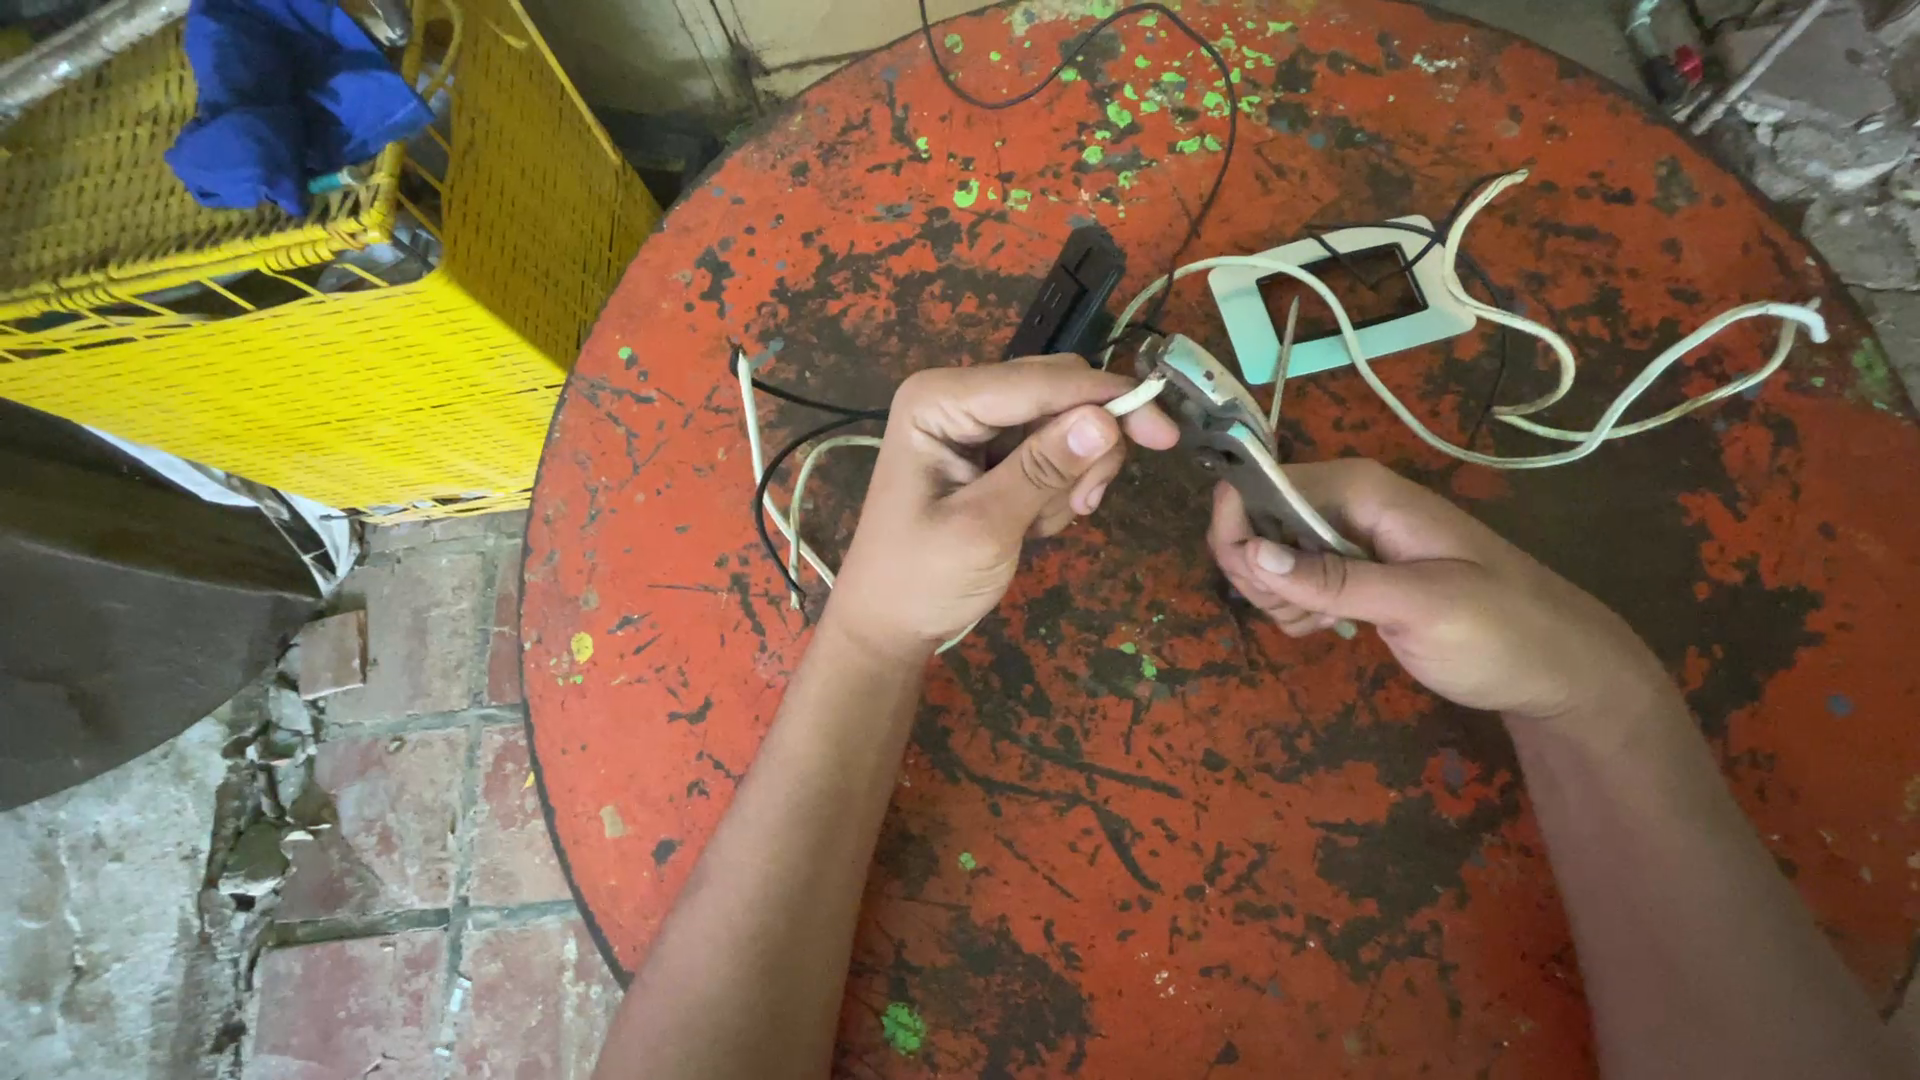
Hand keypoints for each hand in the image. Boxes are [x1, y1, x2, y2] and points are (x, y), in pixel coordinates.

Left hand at [826, 356, 1178, 660]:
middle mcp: (958, 399)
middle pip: (1058, 390)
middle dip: (1085, 447)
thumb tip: (1106, 420)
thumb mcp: (984, 528)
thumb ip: (1043, 470)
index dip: (1105, 399)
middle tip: (1086, 504)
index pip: (1038, 381)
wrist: (891, 622)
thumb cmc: (921, 580)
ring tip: (1040, 525)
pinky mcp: (992, 453)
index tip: (1165, 433)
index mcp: (938, 401)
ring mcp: (976, 425)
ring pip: (1064, 422)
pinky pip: (1053, 451)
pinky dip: (1058, 488)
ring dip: (1071, 476)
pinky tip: (1032, 524)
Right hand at [1207, 459, 1674, 723]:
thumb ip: (1333, 580)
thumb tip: (1249, 551)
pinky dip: (1293, 609)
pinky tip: (1328, 627)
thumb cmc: (1503, 631)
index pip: (1263, 486)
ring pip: (1263, 556)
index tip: (1257, 582)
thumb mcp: (1421, 606)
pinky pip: (1285, 581)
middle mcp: (1343, 505)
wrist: (1559, 671)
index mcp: (1361, 490)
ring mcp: (1343, 539)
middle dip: (1259, 573)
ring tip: (1326, 623)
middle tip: (1306, 613)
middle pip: (1254, 522)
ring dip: (1276, 597)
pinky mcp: (1345, 573)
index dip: (1240, 529)